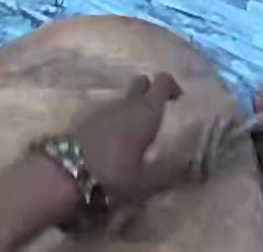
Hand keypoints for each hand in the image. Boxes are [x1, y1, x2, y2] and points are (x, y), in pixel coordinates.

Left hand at [71, 73, 184, 204]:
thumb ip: (171, 172)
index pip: (162, 81)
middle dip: (152, 91)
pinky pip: (112, 110)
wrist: (65, 174)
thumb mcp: (146, 181)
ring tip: (142, 133)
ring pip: (126, 97)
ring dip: (135, 106)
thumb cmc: (113, 175)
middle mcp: (127, 103)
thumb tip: (197, 167)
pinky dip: (121, 117)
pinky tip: (121, 141)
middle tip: (160, 113)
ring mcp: (106, 108)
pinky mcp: (90, 119)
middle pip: (142, 83)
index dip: (172, 85)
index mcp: (145, 111)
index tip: (180, 100)